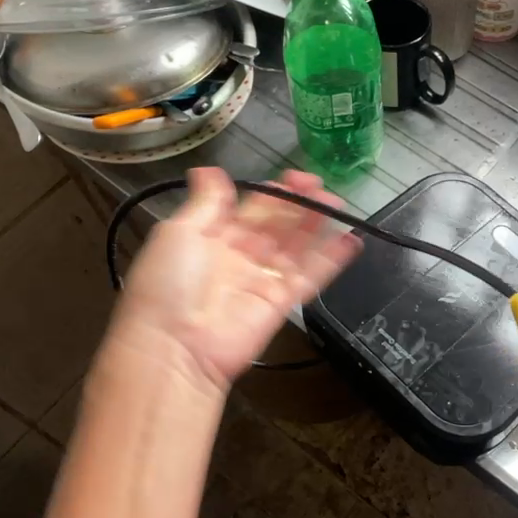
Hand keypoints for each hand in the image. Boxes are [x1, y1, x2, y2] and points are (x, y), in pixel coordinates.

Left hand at [106, 168, 359, 392]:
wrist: (175, 347)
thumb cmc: (167, 285)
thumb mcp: (177, 232)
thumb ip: (204, 202)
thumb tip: (209, 170)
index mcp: (212, 237)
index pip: (250, 209)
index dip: (272, 193)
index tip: (291, 178)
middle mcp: (241, 256)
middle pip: (277, 225)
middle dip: (298, 204)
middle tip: (318, 184)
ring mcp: (264, 279)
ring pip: (297, 246)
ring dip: (316, 224)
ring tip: (335, 203)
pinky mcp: (283, 301)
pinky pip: (312, 275)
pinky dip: (332, 259)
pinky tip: (350, 240)